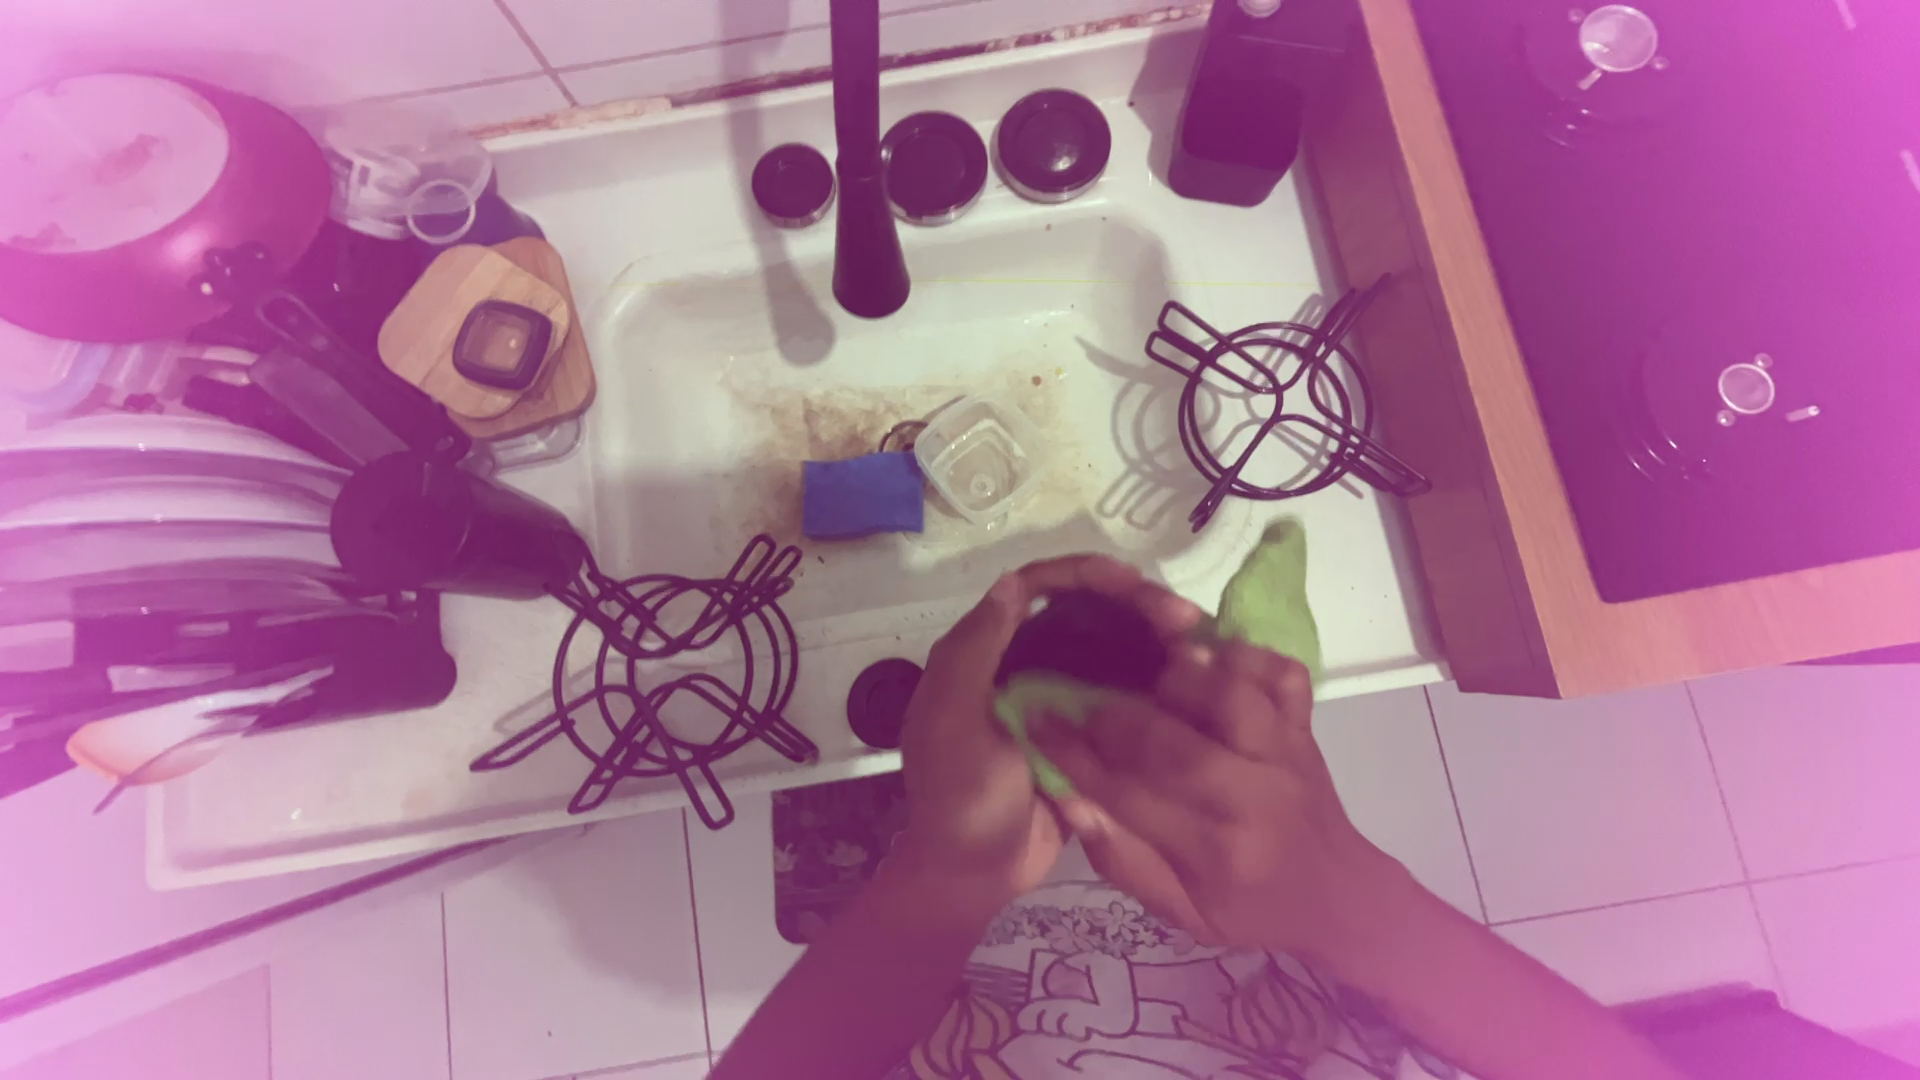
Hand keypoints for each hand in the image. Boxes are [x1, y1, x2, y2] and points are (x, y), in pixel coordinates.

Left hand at [892, 555, 1167, 919]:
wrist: (975, 873)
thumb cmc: (957, 795)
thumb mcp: (952, 721)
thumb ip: (974, 652)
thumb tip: (1011, 581)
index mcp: (988, 651)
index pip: (1036, 589)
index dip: (1083, 575)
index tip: (1130, 581)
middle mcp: (1025, 662)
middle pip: (1083, 612)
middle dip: (1131, 604)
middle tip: (1182, 618)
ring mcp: (1059, 696)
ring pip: (1109, 648)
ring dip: (1149, 638)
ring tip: (1196, 641)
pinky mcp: (1087, 730)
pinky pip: (1123, 693)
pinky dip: (1153, 681)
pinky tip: (1191, 682)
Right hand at [1030, 641, 1404, 964]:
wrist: (1337, 894)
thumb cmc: (1248, 905)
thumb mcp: (1179, 911)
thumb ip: (1120, 858)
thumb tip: (1068, 795)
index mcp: (1213, 850)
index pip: (1124, 793)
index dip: (1070, 752)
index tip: (1036, 721)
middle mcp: (1251, 797)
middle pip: (1171, 743)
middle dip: (1114, 718)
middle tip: (1091, 711)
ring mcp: (1286, 752)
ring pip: (1228, 694)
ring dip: (1179, 677)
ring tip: (1153, 682)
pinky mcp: (1305, 724)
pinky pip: (1278, 671)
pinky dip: (1244, 655)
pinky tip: (1216, 659)